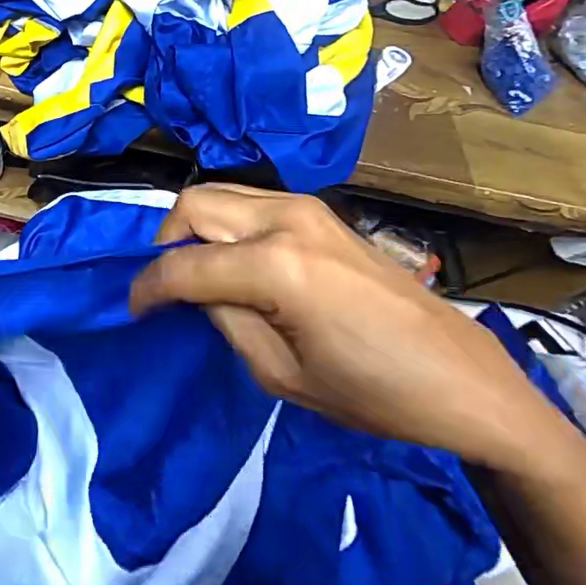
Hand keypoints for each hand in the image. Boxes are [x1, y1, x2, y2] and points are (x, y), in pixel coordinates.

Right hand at [131, 185, 582, 471]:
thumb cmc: (371, 390)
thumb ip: (227, 319)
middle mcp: (289, 217)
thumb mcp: (282, 374)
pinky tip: (239, 263)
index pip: (187, 263)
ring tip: (200, 277)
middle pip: (198, 202)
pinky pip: (257, 203)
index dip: (148, 287)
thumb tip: (197, 289)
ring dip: (201, 228)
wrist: (452, 370)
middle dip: (169, 241)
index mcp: (278, 264)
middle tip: (168, 289)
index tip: (133, 309)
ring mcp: (311, 208)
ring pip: (226, 194)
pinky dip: (232, 225)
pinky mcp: (325, 213)